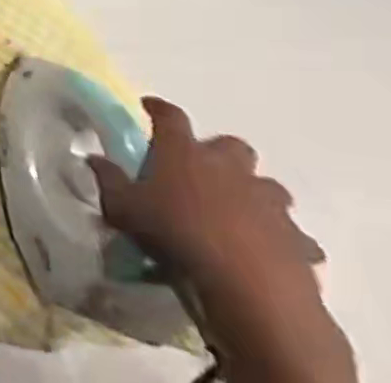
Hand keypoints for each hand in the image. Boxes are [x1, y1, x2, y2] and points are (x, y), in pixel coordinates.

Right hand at [87, 98, 321, 284]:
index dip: (159, 109)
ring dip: (254, 193)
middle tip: (203, 169)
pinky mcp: (296, 238)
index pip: (170, 117)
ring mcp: (267, 202)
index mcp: (183, 152)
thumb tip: (94, 158)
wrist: (246, 285)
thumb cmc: (174, 233)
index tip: (149, 106)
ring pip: (268, 187)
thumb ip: (109, 180)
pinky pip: (293, 233)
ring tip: (237, 211)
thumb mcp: (123, 207)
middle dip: (220, 153)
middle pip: (231, 146)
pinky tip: (267, 249)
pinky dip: (281, 237)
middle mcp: (228, 167)